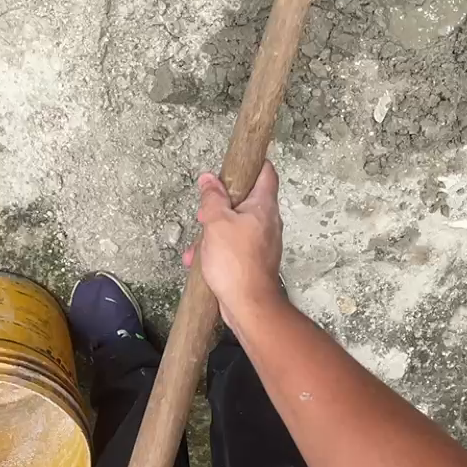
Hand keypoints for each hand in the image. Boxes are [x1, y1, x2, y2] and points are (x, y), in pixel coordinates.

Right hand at [184, 161, 285, 327]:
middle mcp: (267, 222)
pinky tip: (200, 261)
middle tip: (205, 211)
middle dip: (220, 204)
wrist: (248, 304)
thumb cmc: (236, 263)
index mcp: (263, 206)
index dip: (252, 163)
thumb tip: (208, 179)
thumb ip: (212, 198)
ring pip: (235, 225)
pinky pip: (233, 246)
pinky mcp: (253, 260)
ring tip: (199, 245)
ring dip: (213, 231)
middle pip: (245, 200)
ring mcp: (262, 242)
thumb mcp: (216, 223)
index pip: (266, 173)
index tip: (235, 162)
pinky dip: (217, 250)